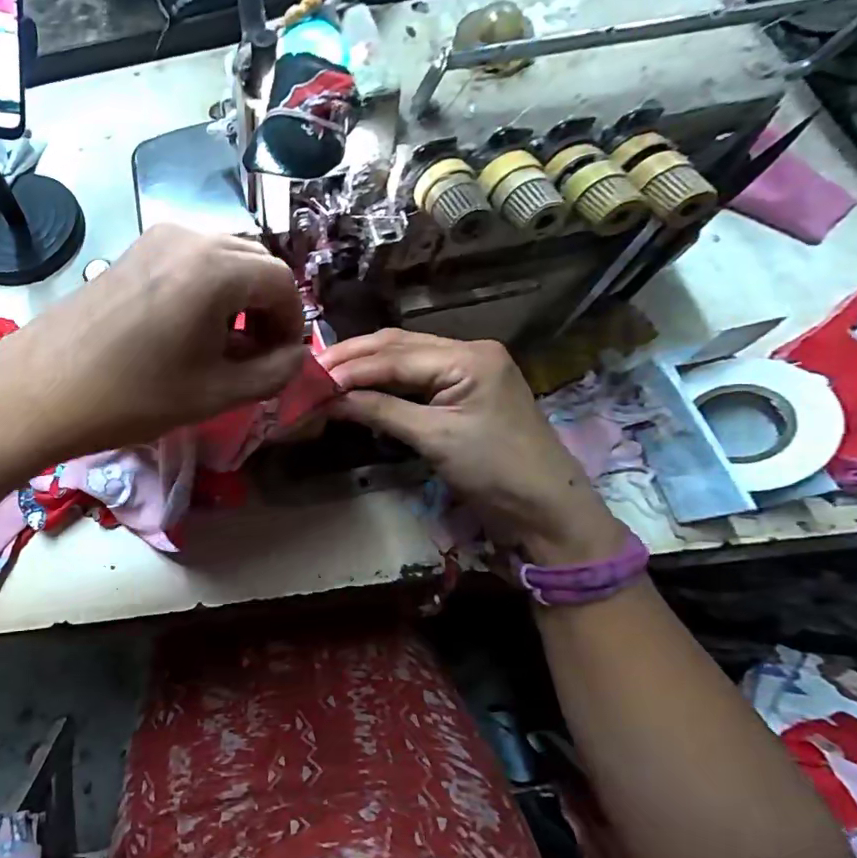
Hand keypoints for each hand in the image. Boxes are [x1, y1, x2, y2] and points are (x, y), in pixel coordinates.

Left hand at [0, 224, 308, 463]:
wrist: (41, 390)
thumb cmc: (132, 397)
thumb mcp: (216, 393)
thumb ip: (273, 373)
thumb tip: (296, 356)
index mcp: (216, 267)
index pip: (283, 282)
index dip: (293, 323)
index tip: (281, 360)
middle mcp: (190, 237)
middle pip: (255, 263)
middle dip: (267, 308)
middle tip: (255, 355)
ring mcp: (155, 238)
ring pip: (223, 259)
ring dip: (237, 297)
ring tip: (221, 345)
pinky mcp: (132, 251)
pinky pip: (189, 261)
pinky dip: (206, 289)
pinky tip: (187, 330)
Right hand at [318, 329, 624, 564]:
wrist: (547, 511)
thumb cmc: (496, 472)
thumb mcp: (435, 439)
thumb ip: (381, 411)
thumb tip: (329, 398)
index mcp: (468, 356)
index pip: (395, 355)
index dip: (349, 366)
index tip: (309, 378)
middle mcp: (468, 353)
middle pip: (398, 346)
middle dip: (353, 357)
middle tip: (309, 370)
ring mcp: (467, 372)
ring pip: (405, 359)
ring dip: (365, 367)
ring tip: (325, 375)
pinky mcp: (463, 394)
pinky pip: (416, 379)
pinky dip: (384, 383)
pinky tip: (358, 387)